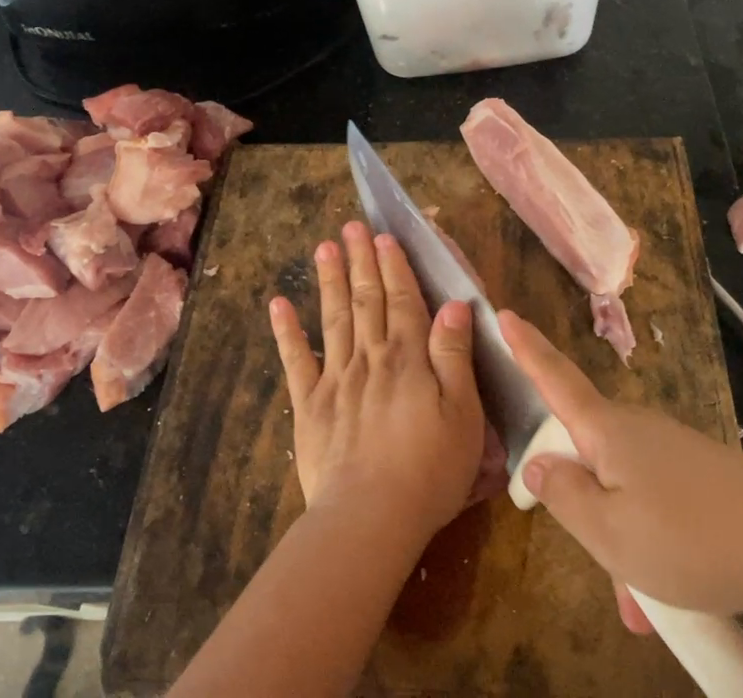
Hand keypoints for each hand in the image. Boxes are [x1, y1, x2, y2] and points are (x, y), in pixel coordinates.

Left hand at [268, 221, 485, 542]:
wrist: (371, 516)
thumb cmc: (430, 469)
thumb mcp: (463, 414)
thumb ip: (454, 356)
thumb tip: (455, 305)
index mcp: (408, 359)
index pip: (403, 301)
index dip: (395, 267)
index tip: (385, 236)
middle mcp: (370, 358)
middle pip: (366, 300)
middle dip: (360, 261)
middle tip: (352, 226)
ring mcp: (335, 380)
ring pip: (333, 319)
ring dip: (329, 281)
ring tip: (323, 247)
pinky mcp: (310, 407)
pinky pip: (297, 362)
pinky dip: (287, 332)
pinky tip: (279, 305)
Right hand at [500, 310, 742, 621]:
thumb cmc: (688, 540)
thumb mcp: (608, 533)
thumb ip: (564, 496)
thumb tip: (541, 464)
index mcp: (608, 432)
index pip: (555, 381)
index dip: (527, 350)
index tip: (503, 313)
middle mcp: (640, 430)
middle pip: (588, 453)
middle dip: (583, 503)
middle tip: (600, 559)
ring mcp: (676, 452)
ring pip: (625, 492)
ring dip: (623, 541)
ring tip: (642, 599)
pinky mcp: (704, 476)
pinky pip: (658, 507)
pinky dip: (654, 547)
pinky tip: (671, 594)